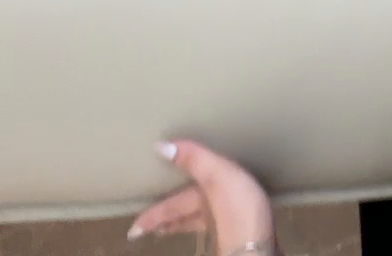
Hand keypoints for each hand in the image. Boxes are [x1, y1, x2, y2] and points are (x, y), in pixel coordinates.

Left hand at [128, 140, 277, 255]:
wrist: (258, 244)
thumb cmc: (236, 208)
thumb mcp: (216, 176)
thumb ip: (193, 160)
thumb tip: (159, 146)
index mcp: (198, 203)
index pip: (170, 209)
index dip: (153, 216)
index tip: (133, 230)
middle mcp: (207, 218)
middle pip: (183, 221)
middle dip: (171, 224)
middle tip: (157, 230)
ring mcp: (225, 228)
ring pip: (203, 225)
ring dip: (193, 224)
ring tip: (187, 224)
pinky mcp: (245, 233)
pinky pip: (227, 226)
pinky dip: (222, 224)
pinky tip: (228, 223)